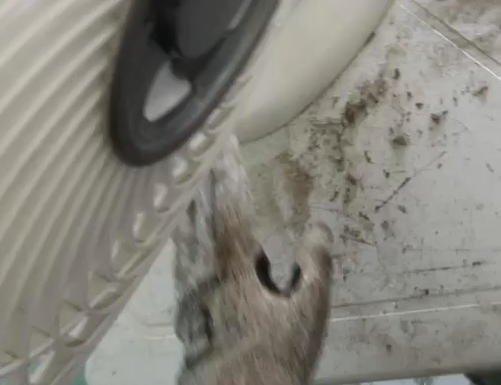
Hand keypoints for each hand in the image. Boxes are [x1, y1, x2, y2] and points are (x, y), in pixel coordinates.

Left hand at [173, 156, 331, 383]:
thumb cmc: (273, 361)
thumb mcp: (308, 314)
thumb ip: (316, 266)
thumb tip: (318, 226)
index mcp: (233, 265)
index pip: (230, 205)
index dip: (229, 170)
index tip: (227, 140)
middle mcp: (204, 267)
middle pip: (202, 209)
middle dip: (206, 172)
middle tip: (206, 140)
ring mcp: (190, 285)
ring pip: (187, 227)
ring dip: (191, 194)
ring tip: (190, 167)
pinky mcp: (184, 302)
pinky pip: (182, 247)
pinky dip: (183, 223)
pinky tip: (183, 221)